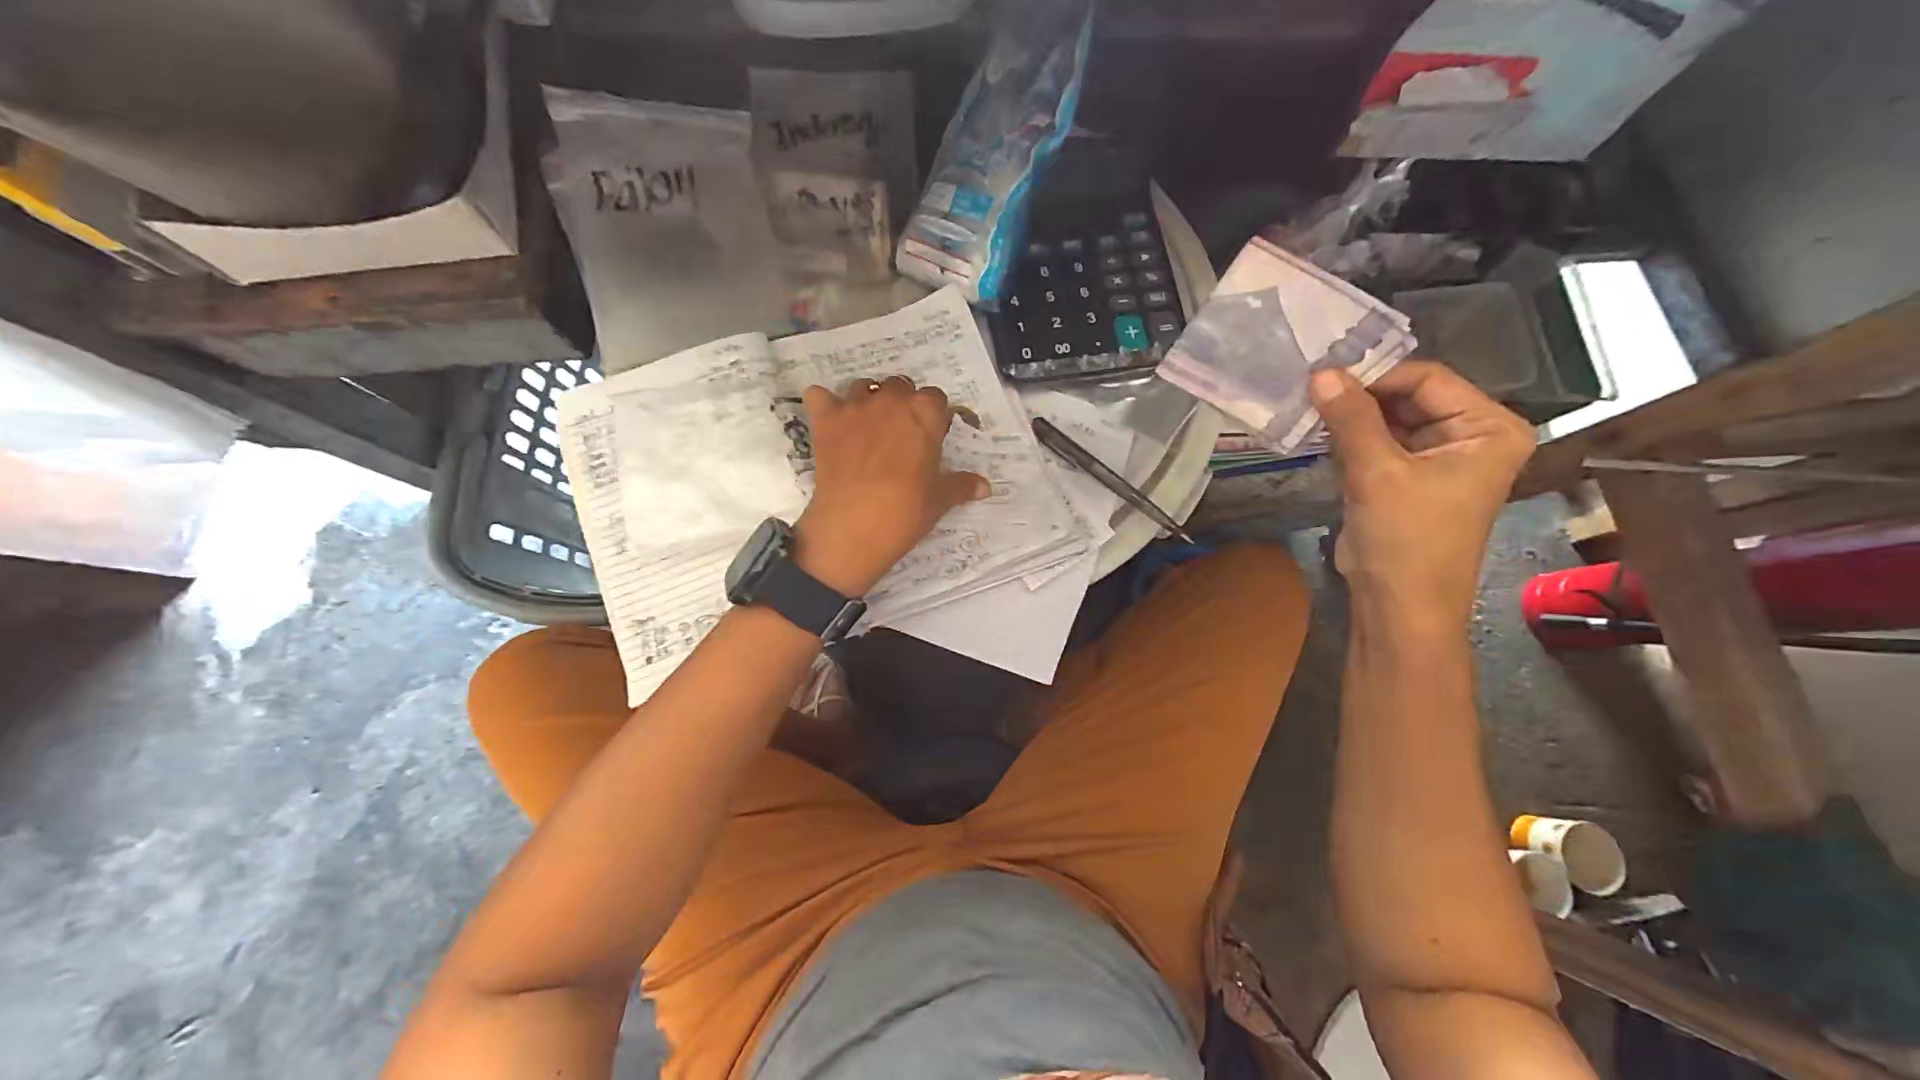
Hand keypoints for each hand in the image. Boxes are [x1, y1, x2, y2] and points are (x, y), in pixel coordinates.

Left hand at [793, 376, 989, 595]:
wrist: (855, 525)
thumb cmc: (906, 511)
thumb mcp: (940, 500)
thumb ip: (962, 485)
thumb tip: (985, 487)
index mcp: (925, 414)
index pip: (935, 397)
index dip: (932, 415)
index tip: (929, 436)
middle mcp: (891, 401)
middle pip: (899, 386)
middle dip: (901, 403)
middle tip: (899, 434)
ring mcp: (855, 407)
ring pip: (862, 386)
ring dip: (866, 400)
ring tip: (866, 426)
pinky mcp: (825, 420)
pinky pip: (818, 395)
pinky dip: (823, 403)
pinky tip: (828, 421)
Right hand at [1309, 360, 1534, 626]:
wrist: (1399, 606)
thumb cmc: (1406, 539)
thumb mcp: (1378, 473)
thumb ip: (1351, 418)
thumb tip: (1320, 372)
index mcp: (1489, 428)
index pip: (1428, 379)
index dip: (1376, 375)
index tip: (1324, 374)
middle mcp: (1471, 436)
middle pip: (1409, 397)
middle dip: (1361, 394)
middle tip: (1310, 387)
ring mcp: (1437, 458)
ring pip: (1389, 419)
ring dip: (1351, 415)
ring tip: (1307, 405)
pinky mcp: (1406, 479)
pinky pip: (1378, 443)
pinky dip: (1349, 437)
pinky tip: (1318, 430)